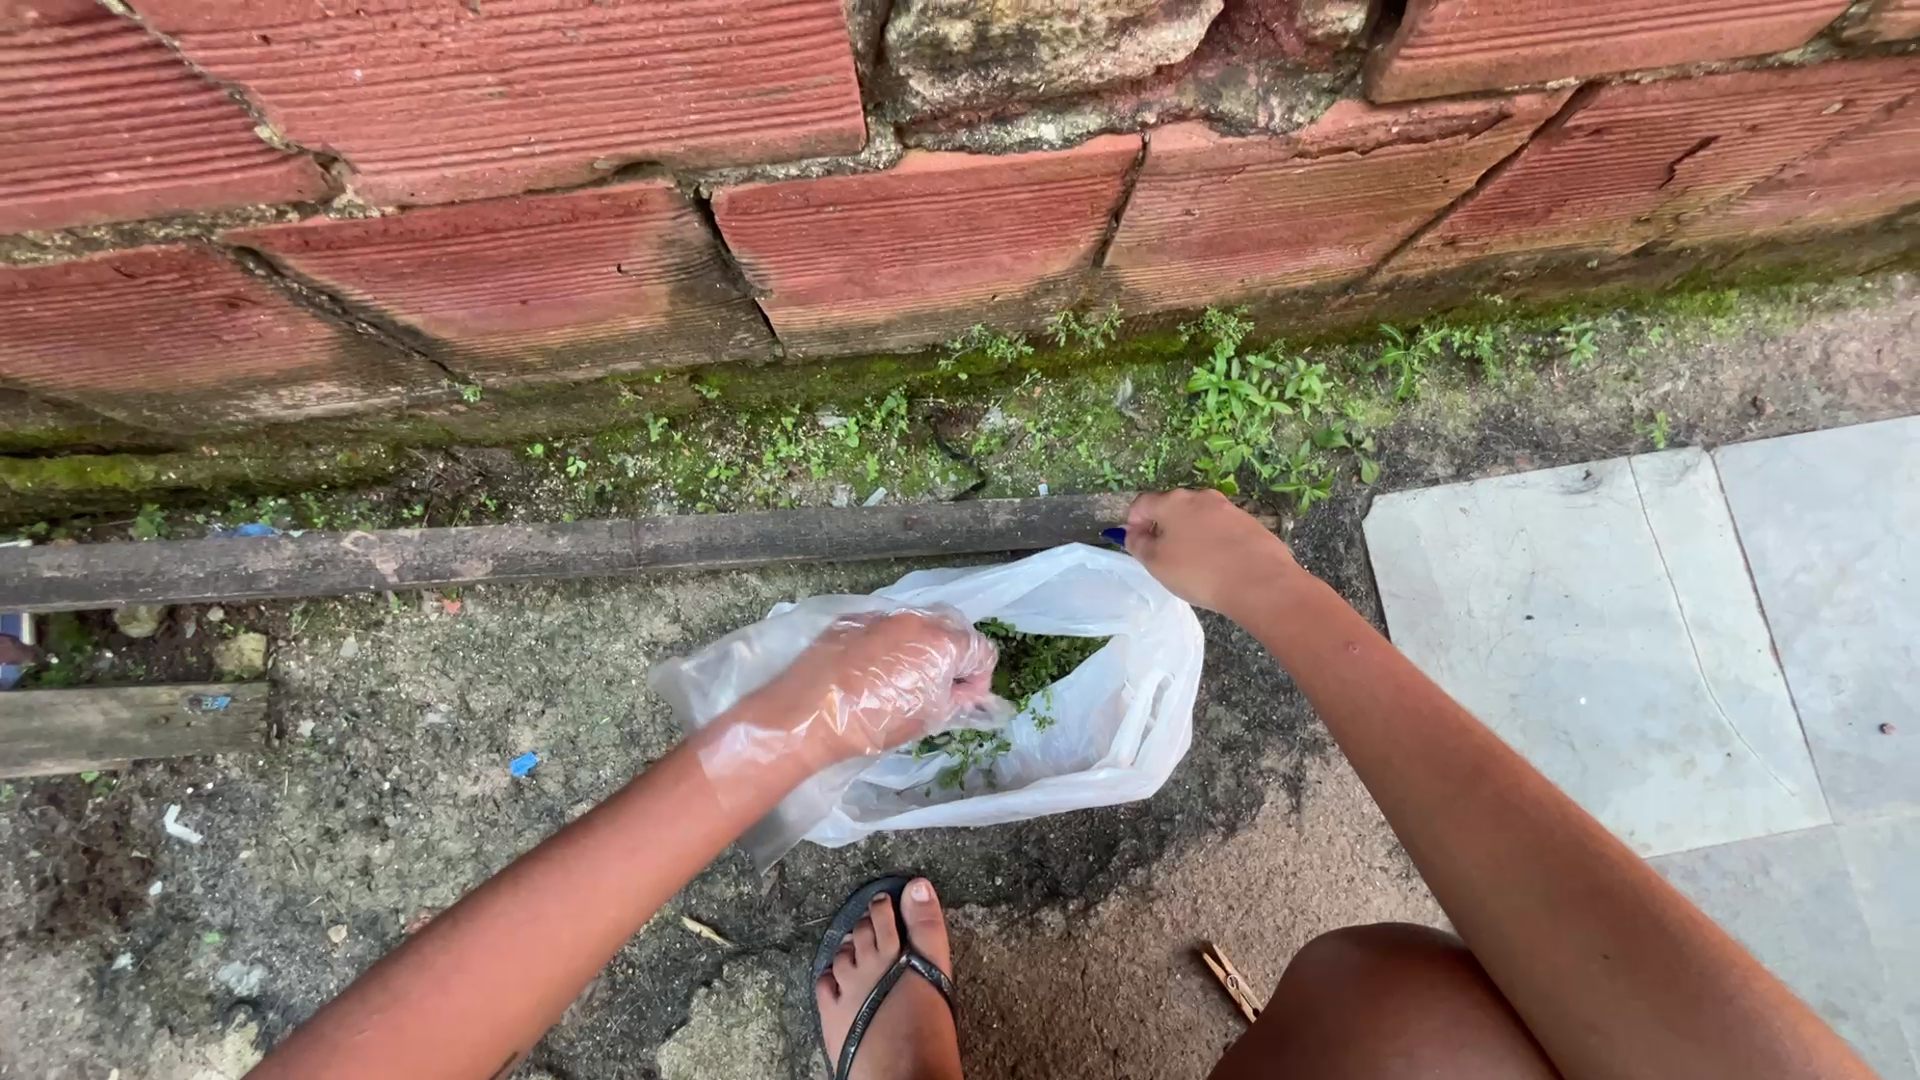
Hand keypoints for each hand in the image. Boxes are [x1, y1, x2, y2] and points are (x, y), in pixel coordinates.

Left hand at [750, 608, 998, 765]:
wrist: (810, 713)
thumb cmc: (875, 722)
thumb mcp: (928, 719)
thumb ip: (958, 700)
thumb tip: (968, 692)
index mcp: (943, 643)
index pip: (983, 651)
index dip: (979, 678)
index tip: (964, 697)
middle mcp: (918, 620)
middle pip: (954, 631)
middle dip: (955, 657)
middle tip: (939, 687)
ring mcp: (885, 615)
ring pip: (920, 624)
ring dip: (923, 647)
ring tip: (905, 677)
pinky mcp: (856, 618)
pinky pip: (887, 626)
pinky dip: (892, 643)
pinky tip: (875, 669)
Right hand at [1124, 489, 1299, 616]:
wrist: (1261, 583)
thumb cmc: (1198, 571)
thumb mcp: (1156, 562)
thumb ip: (1138, 544)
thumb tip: (1133, 532)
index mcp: (1173, 501)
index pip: (1143, 503)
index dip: (1133, 522)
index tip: (1136, 543)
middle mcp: (1201, 497)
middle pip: (1172, 507)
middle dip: (1163, 527)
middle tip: (1162, 556)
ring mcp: (1229, 508)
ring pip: (1199, 517)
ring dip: (1190, 534)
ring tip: (1192, 563)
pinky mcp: (1251, 524)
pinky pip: (1222, 529)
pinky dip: (1213, 541)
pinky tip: (1218, 565)